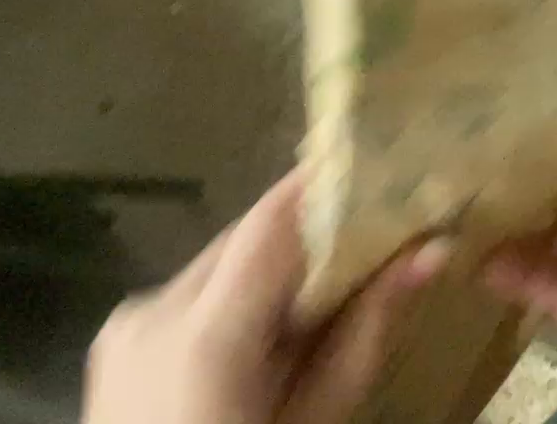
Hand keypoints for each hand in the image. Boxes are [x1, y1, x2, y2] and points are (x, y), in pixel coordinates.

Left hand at [83, 171, 447, 423]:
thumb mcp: (318, 417)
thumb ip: (369, 326)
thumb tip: (437, 248)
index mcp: (204, 333)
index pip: (275, 218)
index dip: (329, 181)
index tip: (387, 159)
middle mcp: (155, 307)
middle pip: (255, 235)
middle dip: (316, 228)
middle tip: (379, 229)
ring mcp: (129, 322)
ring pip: (231, 257)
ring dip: (283, 261)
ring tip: (334, 283)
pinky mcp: (119, 338)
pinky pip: (202, 287)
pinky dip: (247, 290)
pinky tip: (276, 323)